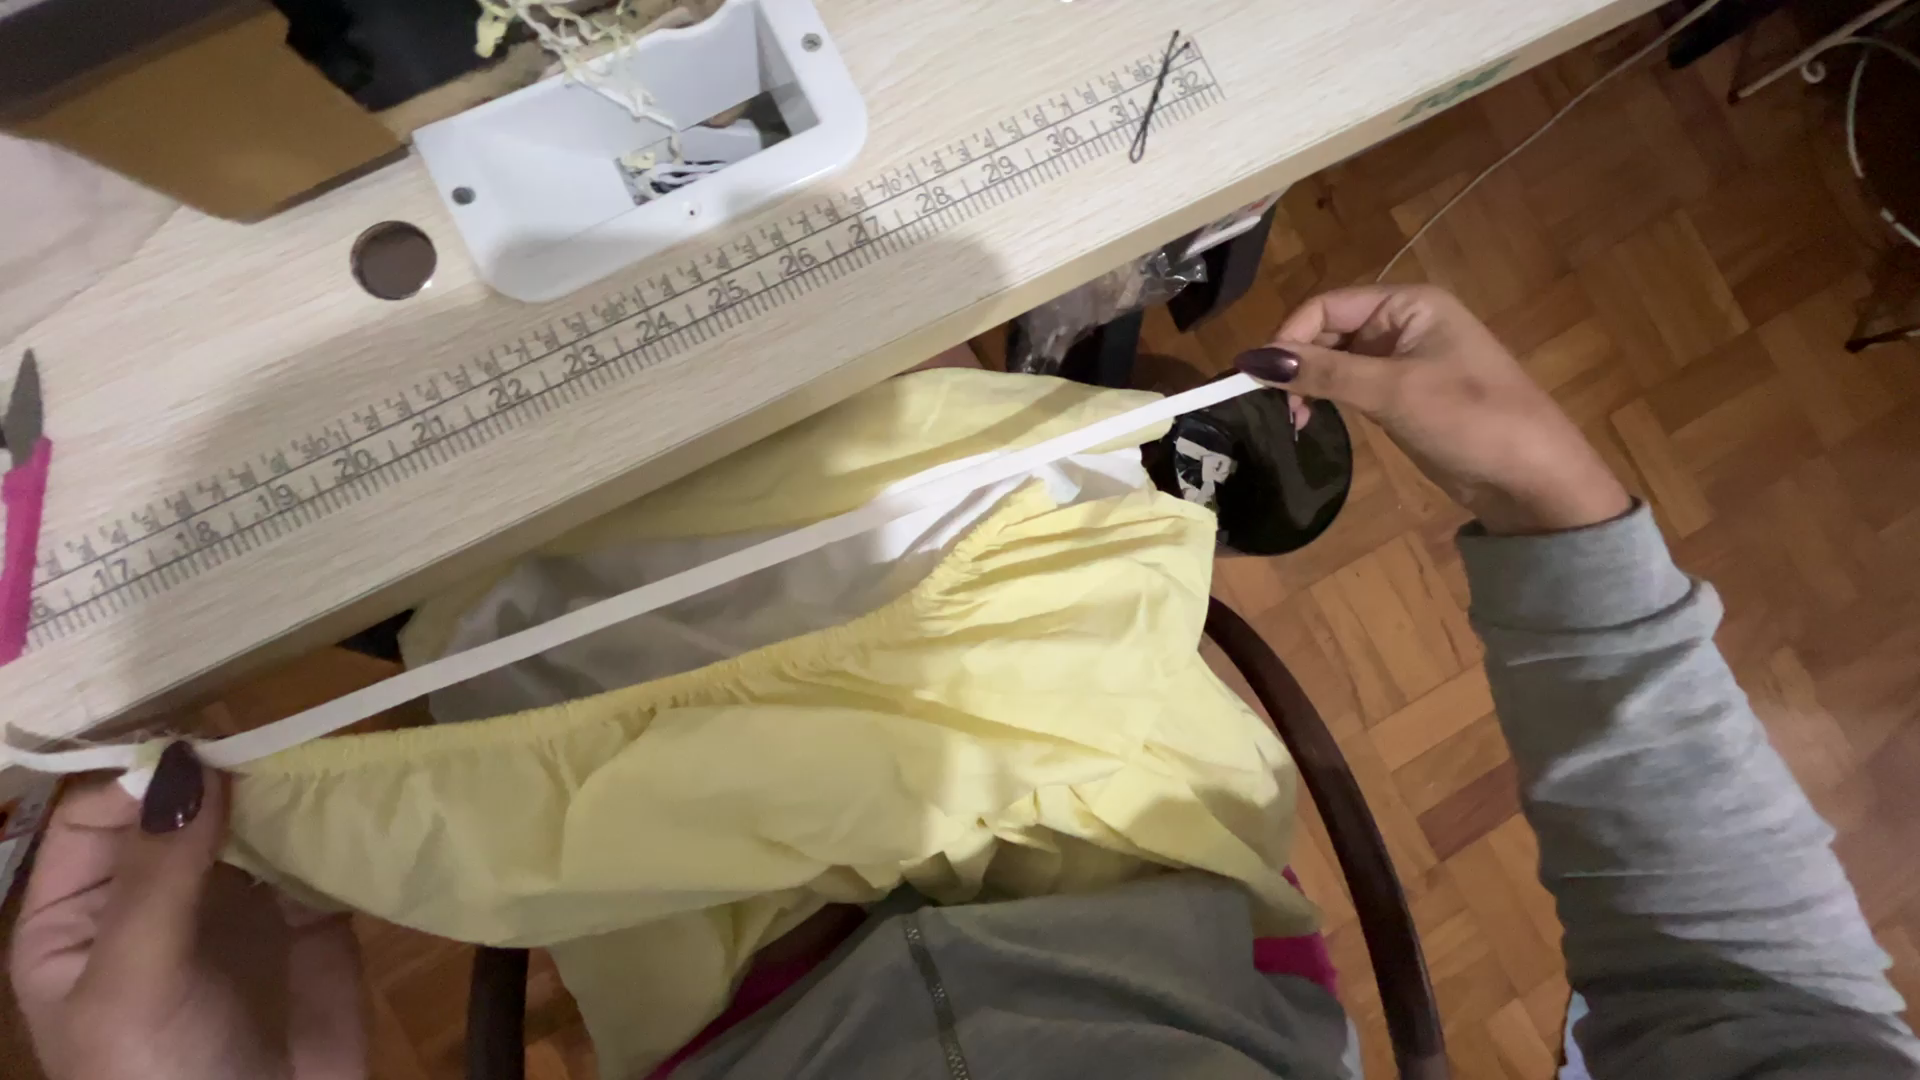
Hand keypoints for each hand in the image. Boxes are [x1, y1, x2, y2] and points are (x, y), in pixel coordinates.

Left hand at [10, 742, 367, 1079]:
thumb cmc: (162, 1071)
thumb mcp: (135, 981)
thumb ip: (160, 874)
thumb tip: (190, 760)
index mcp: (83, 913)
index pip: (104, 813)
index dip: (152, 770)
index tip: (224, 738)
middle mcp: (163, 893)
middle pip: (194, 805)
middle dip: (241, 767)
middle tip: (301, 734)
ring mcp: (243, 898)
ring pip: (264, 819)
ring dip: (299, 787)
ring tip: (343, 756)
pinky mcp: (314, 905)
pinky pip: (325, 848)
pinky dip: (345, 819)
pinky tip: (371, 797)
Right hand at [1239, 285, 1631, 534]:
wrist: (1529, 477)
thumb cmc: (1470, 420)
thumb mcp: (1393, 392)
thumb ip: (1323, 373)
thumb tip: (1251, 360)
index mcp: (1408, 304)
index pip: (1325, 306)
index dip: (1287, 337)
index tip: (1257, 380)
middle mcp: (1400, 322)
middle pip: (1323, 330)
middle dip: (1294, 364)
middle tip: (1275, 408)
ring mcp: (1398, 359)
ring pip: (1329, 359)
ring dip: (1304, 384)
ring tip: (1294, 420)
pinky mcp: (1396, 392)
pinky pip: (1344, 384)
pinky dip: (1321, 398)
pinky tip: (1309, 421)